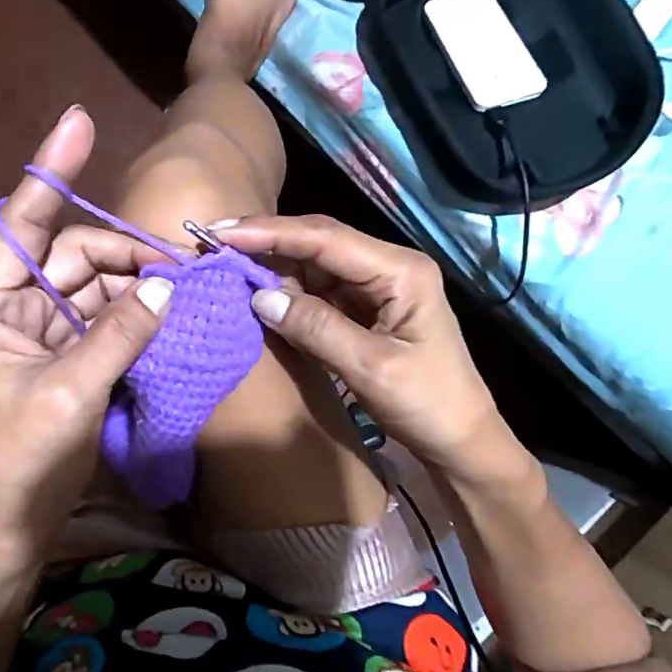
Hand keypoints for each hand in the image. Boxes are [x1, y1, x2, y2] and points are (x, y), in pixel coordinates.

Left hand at [0, 108, 174, 566]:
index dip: (49, 171)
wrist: (17, 522)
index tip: (77, 121)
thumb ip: (119, 335)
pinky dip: (133, 308)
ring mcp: (39, 326)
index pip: (17, 225)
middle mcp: (9, 306)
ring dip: (135, 282)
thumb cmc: (24, 462)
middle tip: (179, 268)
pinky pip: (102, 311)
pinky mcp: (63, 348)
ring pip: (93, 281)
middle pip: (71, 254)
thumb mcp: (71, 395)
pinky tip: (164, 309)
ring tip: (180, 291)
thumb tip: (166, 286)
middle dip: (124, 253)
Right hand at [212, 214, 535, 491]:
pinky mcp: (361, 308)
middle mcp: (386, 267)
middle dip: (266, 241)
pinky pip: (315, 290)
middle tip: (213, 243)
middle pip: (316, 243)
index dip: (272, 233)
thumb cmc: (426, 403)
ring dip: (270, 265)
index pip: (325, 239)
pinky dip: (284, 291)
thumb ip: (316, 327)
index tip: (224, 233)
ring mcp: (373, 287)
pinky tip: (254, 291)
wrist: (458, 438)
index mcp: (399, 271)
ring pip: (311, 264)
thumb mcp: (370, 367)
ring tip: (225, 263)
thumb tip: (259, 297)